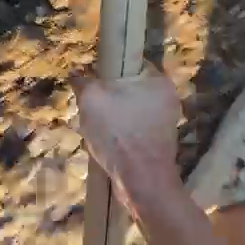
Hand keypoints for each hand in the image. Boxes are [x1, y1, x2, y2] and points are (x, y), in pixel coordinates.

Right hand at [74, 67, 182, 193]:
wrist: (142, 183)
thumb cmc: (119, 133)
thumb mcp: (91, 99)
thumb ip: (83, 81)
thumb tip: (76, 73)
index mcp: (159, 80)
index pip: (130, 62)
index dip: (108, 68)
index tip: (94, 80)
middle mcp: (168, 98)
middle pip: (129, 87)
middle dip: (108, 96)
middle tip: (92, 106)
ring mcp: (166, 123)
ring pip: (130, 109)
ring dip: (113, 117)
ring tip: (98, 127)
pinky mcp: (160, 144)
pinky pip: (135, 129)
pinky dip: (121, 133)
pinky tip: (108, 143)